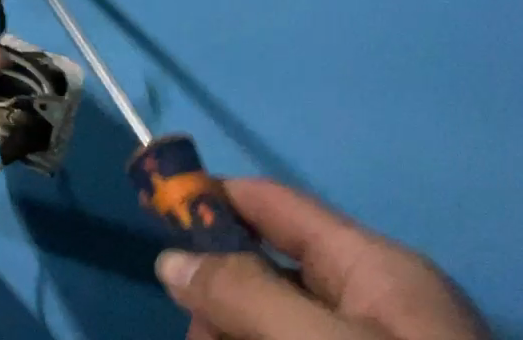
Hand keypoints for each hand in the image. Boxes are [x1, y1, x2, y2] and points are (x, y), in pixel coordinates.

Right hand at [156, 178, 490, 339]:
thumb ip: (243, 295)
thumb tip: (169, 257)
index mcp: (375, 266)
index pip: (268, 202)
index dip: (205, 197)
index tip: (147, 211)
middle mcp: (375, 299)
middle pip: (266, 266)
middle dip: (217, 294)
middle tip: (191, 332)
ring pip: (275, 318)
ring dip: (231, 330)